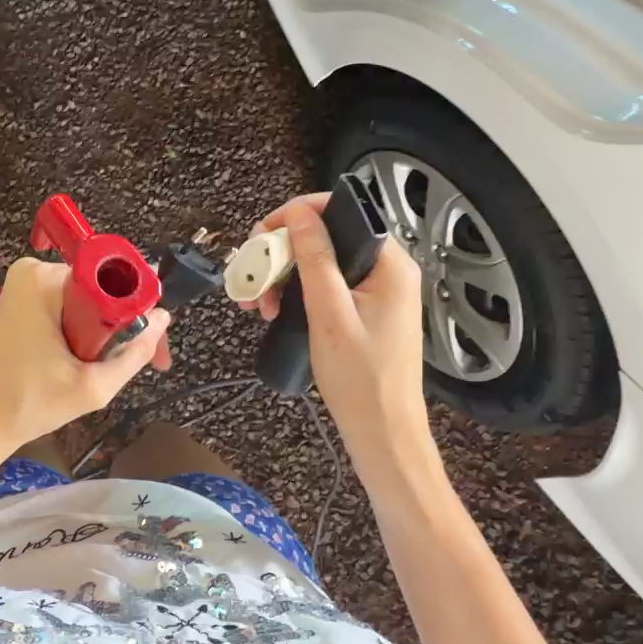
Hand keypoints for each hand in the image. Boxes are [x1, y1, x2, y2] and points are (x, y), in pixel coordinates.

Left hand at [0, 258, 171, 457]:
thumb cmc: (27, 404)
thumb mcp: (92, 385)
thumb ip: (135, 352)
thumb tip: (164, 318)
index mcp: (45, 279)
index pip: (111, 275)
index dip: (139, 306)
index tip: (154, 343)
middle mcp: (32, 271)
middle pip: (99, 287)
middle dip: (121, 325)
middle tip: (130, 366)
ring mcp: (21, 286)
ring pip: (84, 300)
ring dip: (100, 333)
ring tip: (101, 371)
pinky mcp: (17, 304)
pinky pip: (64, 308)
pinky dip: (79, 332)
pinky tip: (81, 363)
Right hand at [241, 194, 426, 437]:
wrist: (382, 432)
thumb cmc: (360, 377)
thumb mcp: (329, 312)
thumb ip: (314, 258)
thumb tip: (298, 213)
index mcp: (389, 263)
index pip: (342, 211)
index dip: (298, 214)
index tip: (262, 234)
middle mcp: (386, 269)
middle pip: (325, 236)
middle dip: (282, 252)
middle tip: (253, 273)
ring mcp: (375, 290)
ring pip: (318, 262)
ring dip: (282, 275)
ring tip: (259, 304)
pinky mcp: (362, 309)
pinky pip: (322, 285)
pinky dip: (294, 293)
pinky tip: (273, 311)